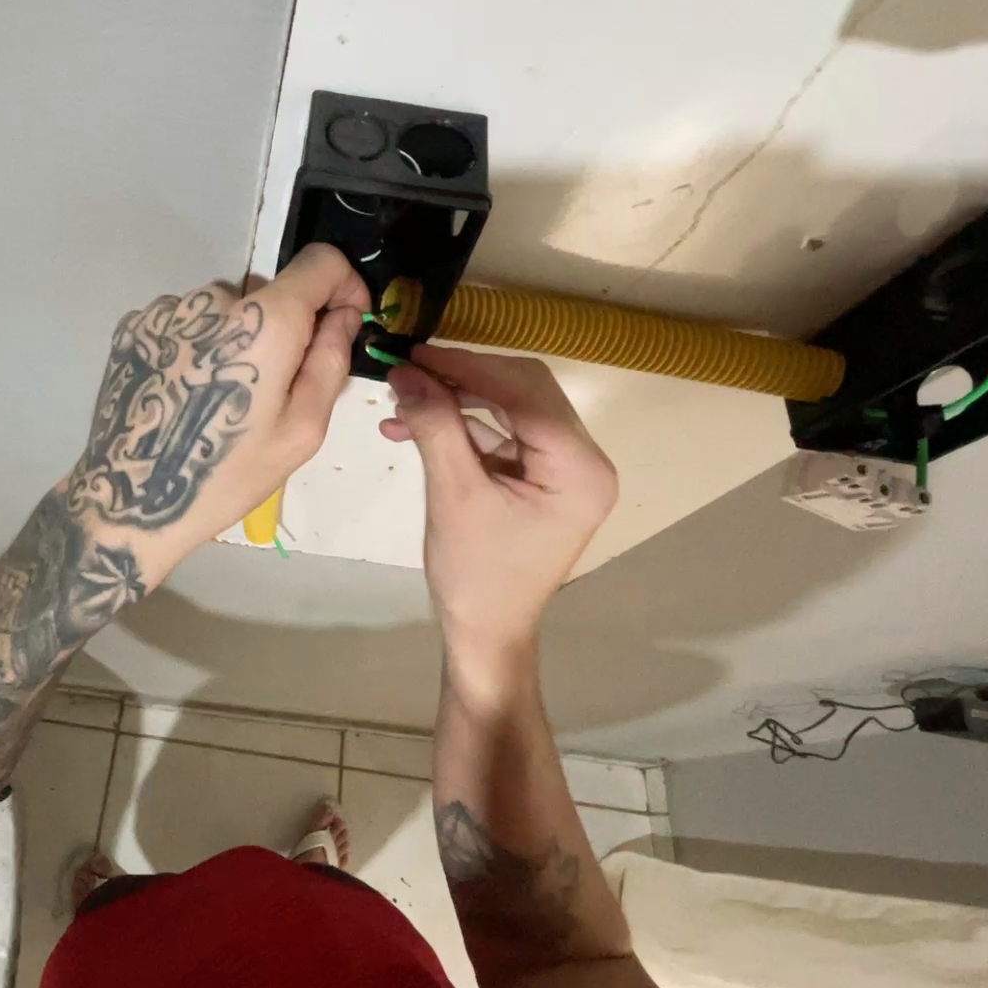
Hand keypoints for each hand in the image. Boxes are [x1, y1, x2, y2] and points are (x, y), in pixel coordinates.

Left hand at [64, 243, 365, 582]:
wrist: (132, 500)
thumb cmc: (227, 475)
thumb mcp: (301, 431)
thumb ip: (329, 362)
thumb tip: (343, 314)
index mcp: (264, 322)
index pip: (320, 262)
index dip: (343, 285)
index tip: (341, 321)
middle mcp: (214, 299)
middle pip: (269, 293)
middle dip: (283, 330)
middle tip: (268, 394)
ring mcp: (168, 309)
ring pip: (226, 309)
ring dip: (236, 339)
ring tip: (218, 400)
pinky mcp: (136, 327)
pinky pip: (188, 323)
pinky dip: (200, 346)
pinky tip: (187, 393)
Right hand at [379, 347, 616, 660]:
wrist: (484, 633)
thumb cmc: (475, 575)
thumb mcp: (454, 496)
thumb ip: (436, 427)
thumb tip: (406, 372)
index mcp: (580, 468)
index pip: (526, 392)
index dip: (469, 367)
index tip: (416, 354)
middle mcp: (584, 460)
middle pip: (523, 393)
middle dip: (462, 379)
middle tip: (409, 371)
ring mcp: (563, 470)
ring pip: (508, 410)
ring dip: (455, 402)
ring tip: (403, 399)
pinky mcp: (538, 479)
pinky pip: (500, 437)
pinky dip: (460, 428)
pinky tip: (414, 426)